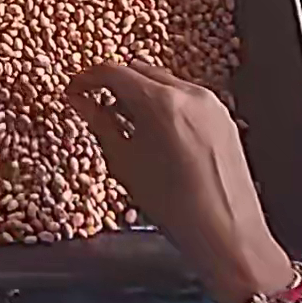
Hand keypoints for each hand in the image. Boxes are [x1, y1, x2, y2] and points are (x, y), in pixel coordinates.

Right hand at [68, 62, 295, 302]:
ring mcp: (209, 103)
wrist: (227, 233)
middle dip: (112, 83)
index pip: (113, 72)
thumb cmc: (172, 205)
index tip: (74, 90)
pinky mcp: (222, 116)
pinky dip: (162, 102)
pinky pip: (183, 96)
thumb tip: (80, 101)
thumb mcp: (125, 162)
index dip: (86, 78)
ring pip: (161, 80)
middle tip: (93, 103)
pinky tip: (152, 129)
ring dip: (138, 92)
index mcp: (160, 103)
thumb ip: (100, 123)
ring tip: (122, 120)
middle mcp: (188, 93)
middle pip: (138, 70)